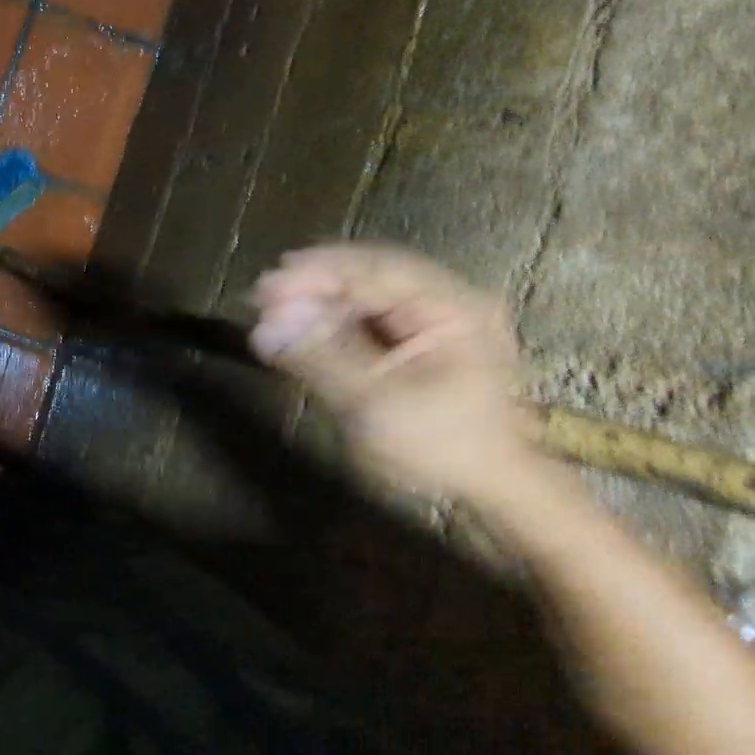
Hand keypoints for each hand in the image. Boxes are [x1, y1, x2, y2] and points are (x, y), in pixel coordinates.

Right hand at [249, 242, 537, 500]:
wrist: (494, 485)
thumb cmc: (441, 445)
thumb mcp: (373, 402)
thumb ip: (317, 358)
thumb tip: (261, 328)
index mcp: (453, 307)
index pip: (373, 269)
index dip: (313, 273)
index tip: (265, 287)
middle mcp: (449, 299)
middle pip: (367, 273)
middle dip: (310, 284)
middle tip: (260, 298)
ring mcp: (438, 315)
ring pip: (364, 290)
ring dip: (317, 299)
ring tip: (273, 313)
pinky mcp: (422, 333)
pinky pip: (370, 311)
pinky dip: (333, 315)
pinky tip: (302, 326)